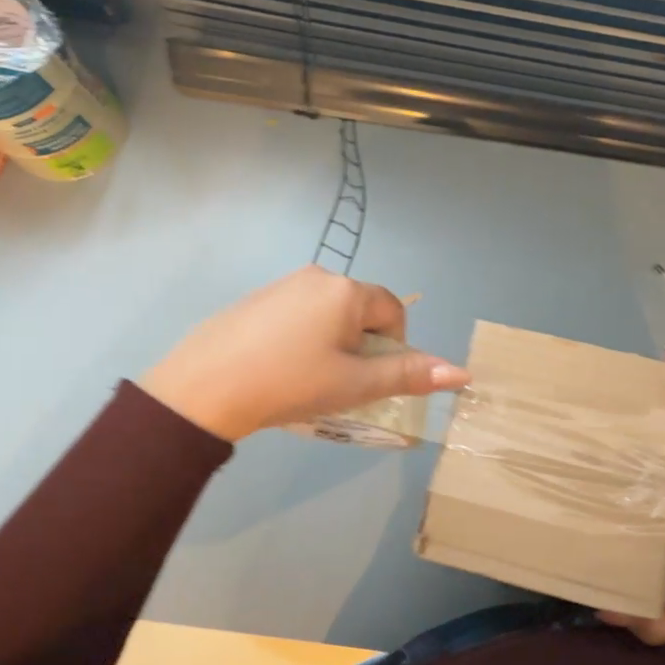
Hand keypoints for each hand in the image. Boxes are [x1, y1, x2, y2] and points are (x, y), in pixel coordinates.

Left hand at [139, 266, 470, 441]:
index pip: (393, 311)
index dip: (393, 347)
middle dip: (361, 345)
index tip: (368, 378)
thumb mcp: (355, 385)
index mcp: (347, 290)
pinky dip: (301, 339)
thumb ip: (408, 375)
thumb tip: (462, 372)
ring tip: (306, 379)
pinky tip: (278, 368)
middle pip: (360, 310)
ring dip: (332, 343)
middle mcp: (318, 276)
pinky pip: (297, 315)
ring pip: (328, 314)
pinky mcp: (255, 300)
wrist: (202, 388)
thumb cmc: (289, 384)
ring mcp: (282, 285)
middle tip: (337, 382)